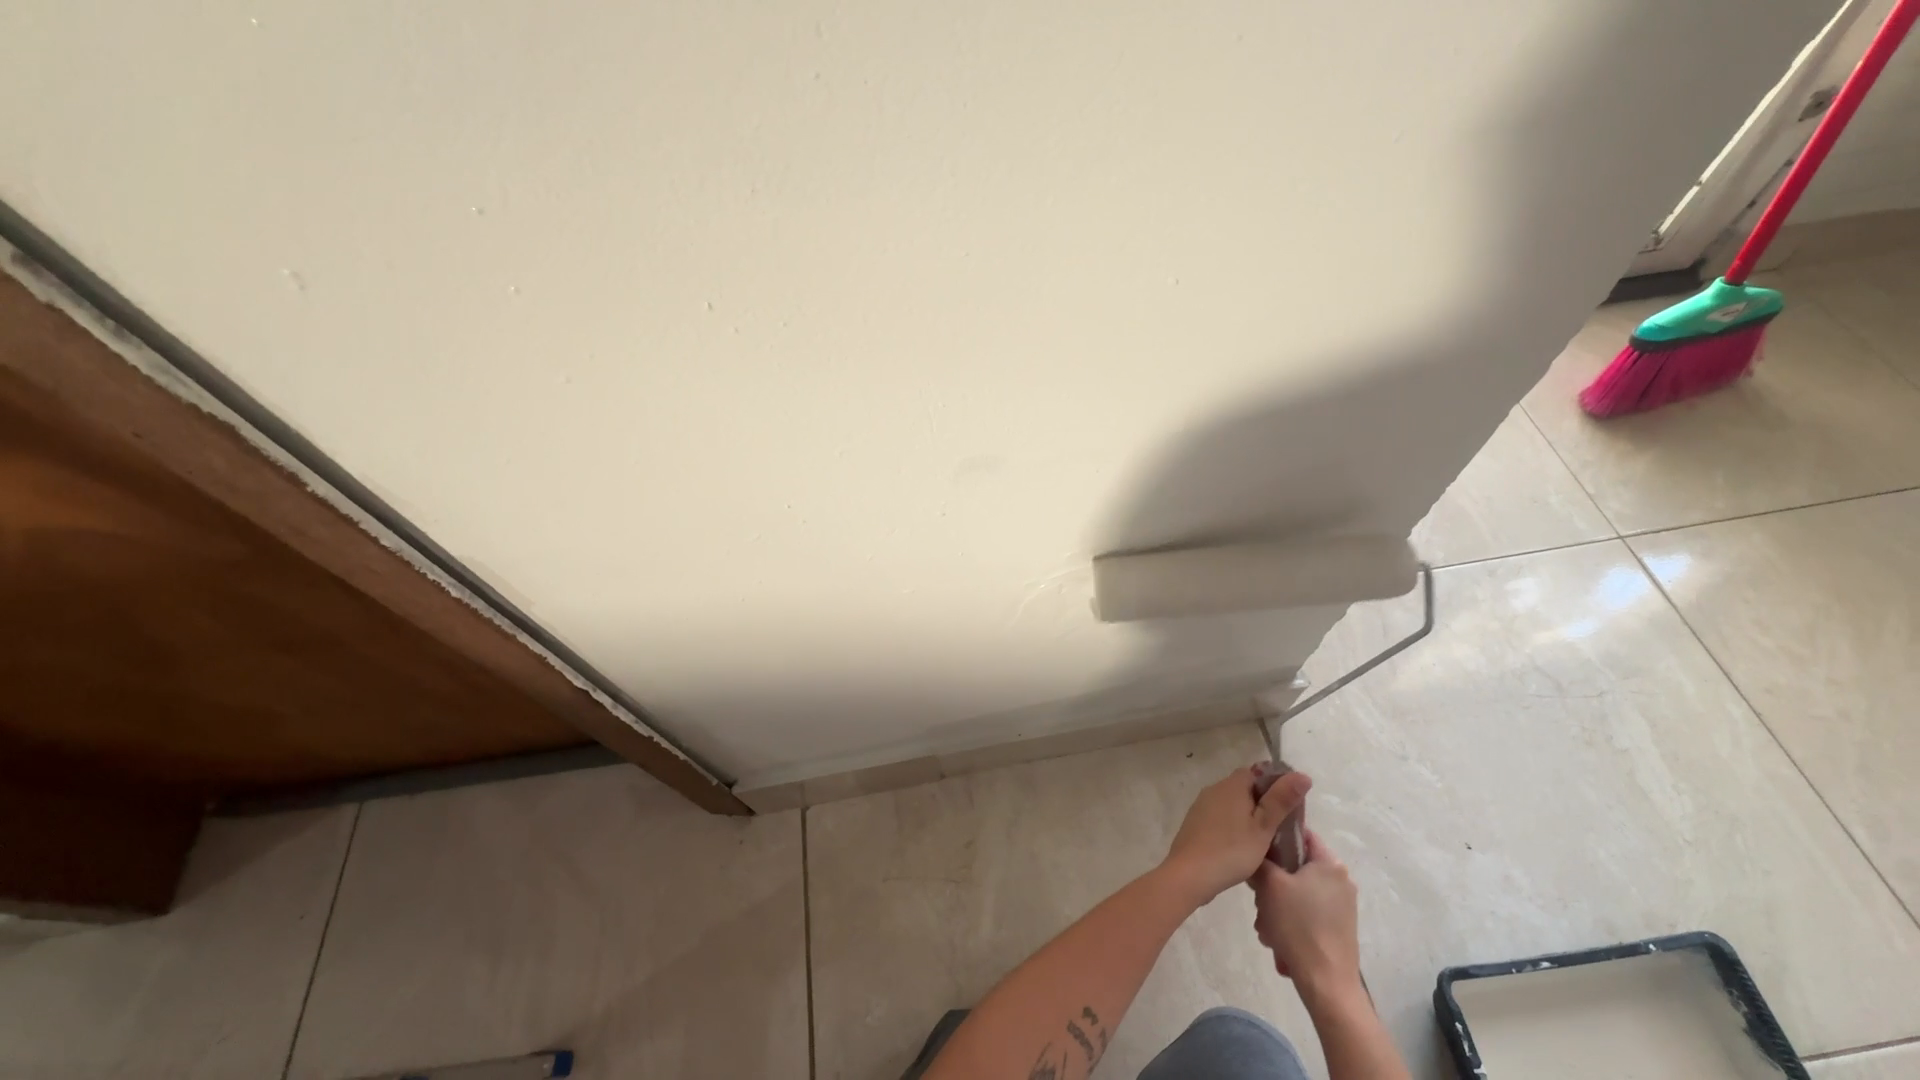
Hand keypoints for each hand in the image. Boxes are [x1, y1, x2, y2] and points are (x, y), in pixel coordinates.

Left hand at [1161, 766, 1309, 905]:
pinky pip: (1219, 817)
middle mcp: (1214, 790)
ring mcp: (1201, 806)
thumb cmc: (1231, 850)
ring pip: (1231, 804)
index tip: (1288, 805)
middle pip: (1243, 788)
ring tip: (1263, 839)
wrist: (1189, 874)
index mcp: (1231, 786)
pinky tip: (1240, 846)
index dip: (1274, 784)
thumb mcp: (1263, 827)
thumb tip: (1302, 775)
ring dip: (1247, 816)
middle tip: (1280, 826)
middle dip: (1262, 802)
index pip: (1256, 772)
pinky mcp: (1194, 823)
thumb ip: (1281, 800)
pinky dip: (1232, 826)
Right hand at [1248, 829, 1360, 993]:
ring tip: (1266, 928)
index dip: (1276, 840)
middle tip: (1259, 901)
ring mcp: (1341, 906)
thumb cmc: (1298, 925)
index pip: (1301, 834)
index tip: (1257, 854)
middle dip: (1272, 885)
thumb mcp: (1269, 885)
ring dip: (1276, 908)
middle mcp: (1340, 880)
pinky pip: (1305, 914)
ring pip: (1297, 894)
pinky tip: (1277, 940)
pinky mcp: (1338, 928)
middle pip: (1295, 868)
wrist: (1326, 982)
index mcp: (1330, 864)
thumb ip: (1260, 861)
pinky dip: (1289, 923)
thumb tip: (1256, 853)